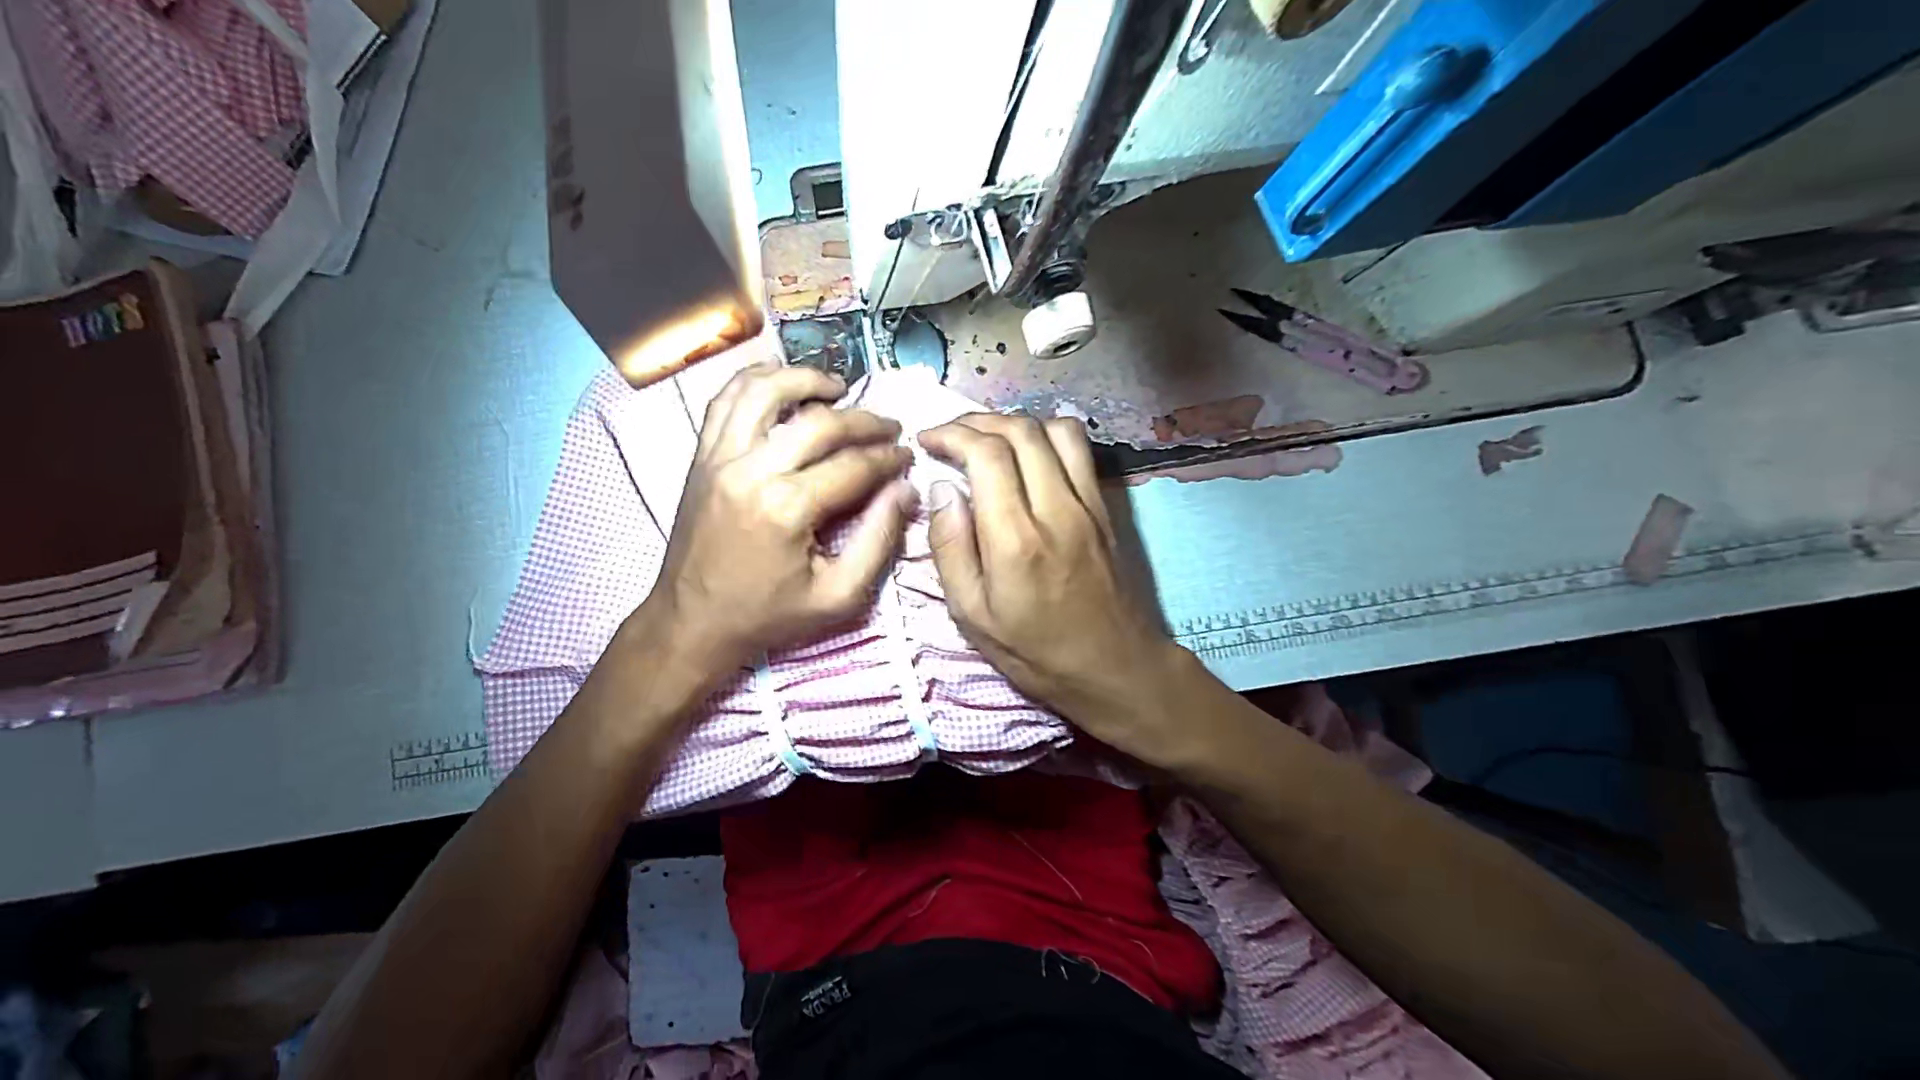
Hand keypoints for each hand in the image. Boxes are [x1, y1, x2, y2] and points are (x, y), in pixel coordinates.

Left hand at [621, 361, 914, 691]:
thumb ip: (879, 541)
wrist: (692, 622)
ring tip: (839, 387)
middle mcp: (751, 470)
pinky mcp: (701, 456)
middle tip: (890, 428)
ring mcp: (719, 457)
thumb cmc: (768, 615)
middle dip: (865, 421)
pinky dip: (755, 380)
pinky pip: (726, 400)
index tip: (908, 457)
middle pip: (819, 423)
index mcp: (787, 508)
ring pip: (766, 392)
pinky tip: (783, 382)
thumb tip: (906, 490)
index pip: (853, 465)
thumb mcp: (837, 596)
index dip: (889, 458)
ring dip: (807, 379)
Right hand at [917, 415, 1197, 765]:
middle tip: (950, 435)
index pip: (986, 454)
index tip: (928, 441)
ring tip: (987, 439)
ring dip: (1015, 422)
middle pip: (1019, 431)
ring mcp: (1087, 504)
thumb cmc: (1034, 651)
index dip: (952, 435)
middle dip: (977, 421)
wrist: (1114, 667)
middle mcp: (1056, 509)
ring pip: (1054, 429)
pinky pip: (1080, 449)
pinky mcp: (1105, 508)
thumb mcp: (972, 616)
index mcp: (1015, 538)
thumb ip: (950, 548)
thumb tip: (940, 489)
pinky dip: (1047, 435)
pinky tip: (1027, 453)